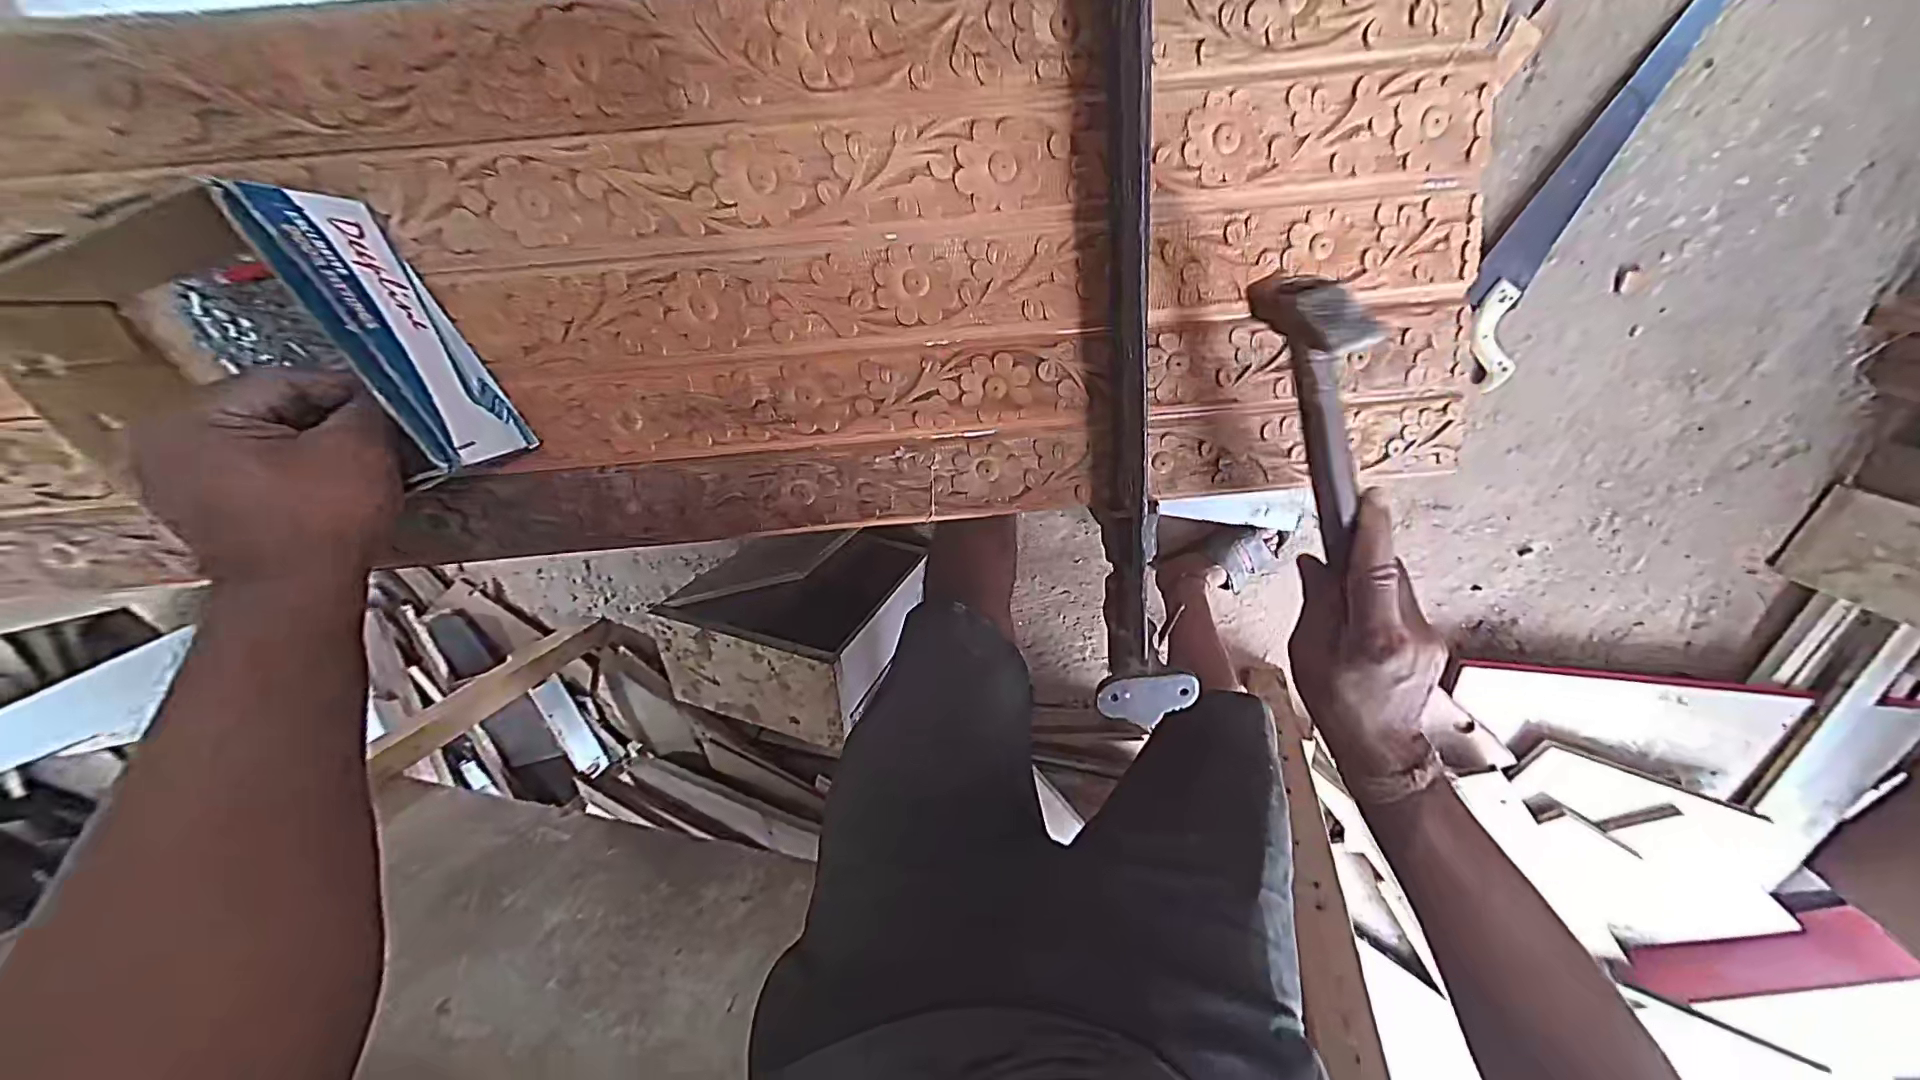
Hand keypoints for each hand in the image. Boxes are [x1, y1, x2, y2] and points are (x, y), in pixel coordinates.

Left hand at [132, 370, 401, 585]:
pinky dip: (308, 476)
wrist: (300, 595)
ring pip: (273, 446)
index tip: (395, 406)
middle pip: (277, 414)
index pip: (288, 383)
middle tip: (389, 437)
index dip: (350, 392)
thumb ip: (368, 408)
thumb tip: (378, 396)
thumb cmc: (322, 521)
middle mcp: (171, 446)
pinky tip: (345, 488)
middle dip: (338, 425)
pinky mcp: (212, 513)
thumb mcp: (360, 449)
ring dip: (326, 451)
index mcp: (192, 420)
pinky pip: (267, 476)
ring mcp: (185, 484)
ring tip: (374, 464)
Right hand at [1288, 489, 1446, 783]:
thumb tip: (1317, 564)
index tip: (1370, 500)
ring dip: (1367, 587)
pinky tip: (1362, 631)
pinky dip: (1379, 605)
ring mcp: (1429, 637)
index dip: (1372, 531)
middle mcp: (1412, 633)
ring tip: (1343, 617)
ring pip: (1395, 587)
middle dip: (1359, 564)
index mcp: (1376, 637)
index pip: (1376, 570)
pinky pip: (1402, 605)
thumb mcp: (1308, 651)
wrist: (1381, 746)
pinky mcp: (1433, 640)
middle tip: (1331, 571)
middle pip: (1387, 573)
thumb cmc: (1338, 704)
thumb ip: (1317, 602)